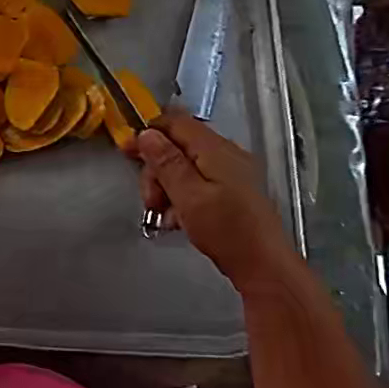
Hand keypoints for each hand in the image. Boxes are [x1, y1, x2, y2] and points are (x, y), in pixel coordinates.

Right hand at [134, 110, 299, 291]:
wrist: (262, 264)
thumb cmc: (224, 229)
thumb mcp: (189, 196)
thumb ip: (167, 163)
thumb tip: (147, 133)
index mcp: (215, 150)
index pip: (176, 123)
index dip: (148, 132)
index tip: (126, 152)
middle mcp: (225, 154)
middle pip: (177, 146)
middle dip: (156, 169)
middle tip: (149, 200)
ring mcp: (230, 172)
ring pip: (184, 167)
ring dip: (165, 186)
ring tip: (162, 214)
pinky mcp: (231, 191)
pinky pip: (196, 183)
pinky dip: (180, 196)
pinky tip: (176, 218)